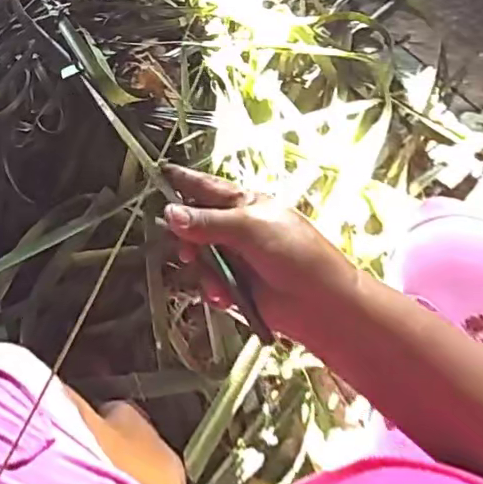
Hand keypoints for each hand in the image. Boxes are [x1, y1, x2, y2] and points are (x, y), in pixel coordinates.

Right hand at [160, 163, 364, 345]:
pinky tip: (222, 294)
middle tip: (184, 245)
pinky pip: (208, 281)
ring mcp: (234, 257)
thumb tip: (169, 214)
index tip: (156, 173)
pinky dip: (211, 288)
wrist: (326, 309)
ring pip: (197, 253)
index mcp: (242, 203)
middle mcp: (234, 227)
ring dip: (199, 266)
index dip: (180, 179)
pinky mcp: (235, 285)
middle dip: (184, 234)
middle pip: (192, 222)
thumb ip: (206, 222)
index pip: (203, 185)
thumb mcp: (249, 228)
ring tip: (211, 276)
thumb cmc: (298, 256)